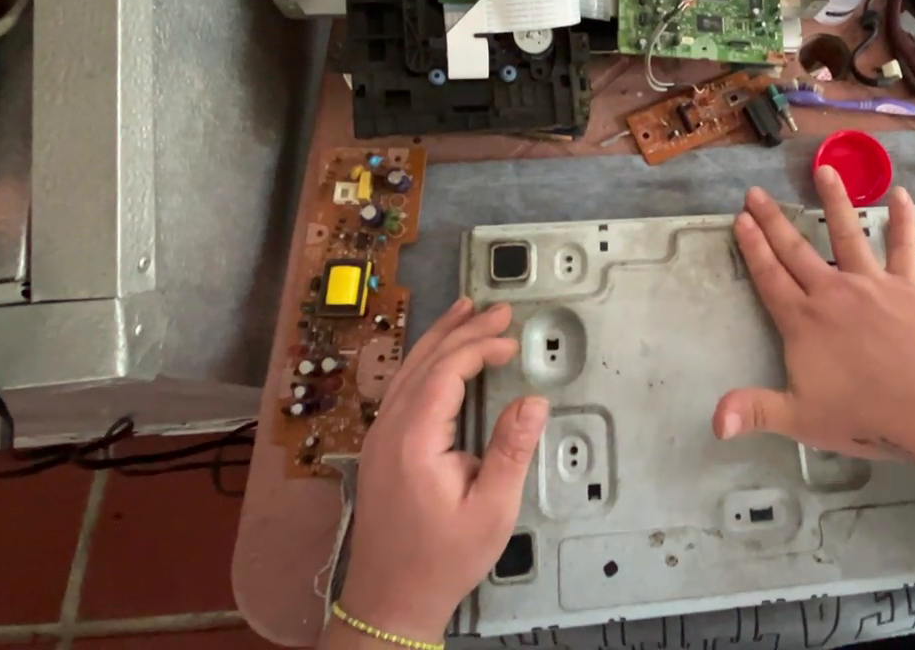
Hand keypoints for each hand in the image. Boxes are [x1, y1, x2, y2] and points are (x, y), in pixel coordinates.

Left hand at [337, 300, 547, 642]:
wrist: (388, 604)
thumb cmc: (443, 559)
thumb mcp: (491, 511)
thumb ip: (511, 451)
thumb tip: (534, 400)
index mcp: (413, 440)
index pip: (446, 371)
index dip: (480, 348)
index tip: (512, 344)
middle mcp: (389, 429)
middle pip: (425, 361)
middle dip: (463, 330)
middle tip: (498, 309)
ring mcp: (379, 437)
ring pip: (408, 370)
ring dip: (440, 337)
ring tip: (465, 309)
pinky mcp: (380, 447)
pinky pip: (402, 387)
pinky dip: (426, 360)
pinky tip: (439, 353)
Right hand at [714, 167, 914, 484]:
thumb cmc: (866, 416)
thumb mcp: (801, 419)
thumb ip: (755, 412)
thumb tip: (713, 422)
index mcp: (803, 321)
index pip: (769, 277)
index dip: (752, 247)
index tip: (740, 218)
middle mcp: (832, 292)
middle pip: (796, 249)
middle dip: (773, 220)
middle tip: (756, 192)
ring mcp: (871, 283)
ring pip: (846, 233)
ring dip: (834, 200)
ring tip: (824, 170)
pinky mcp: (907, 284)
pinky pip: (904, 246)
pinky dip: (903, 220)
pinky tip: (902, 195)